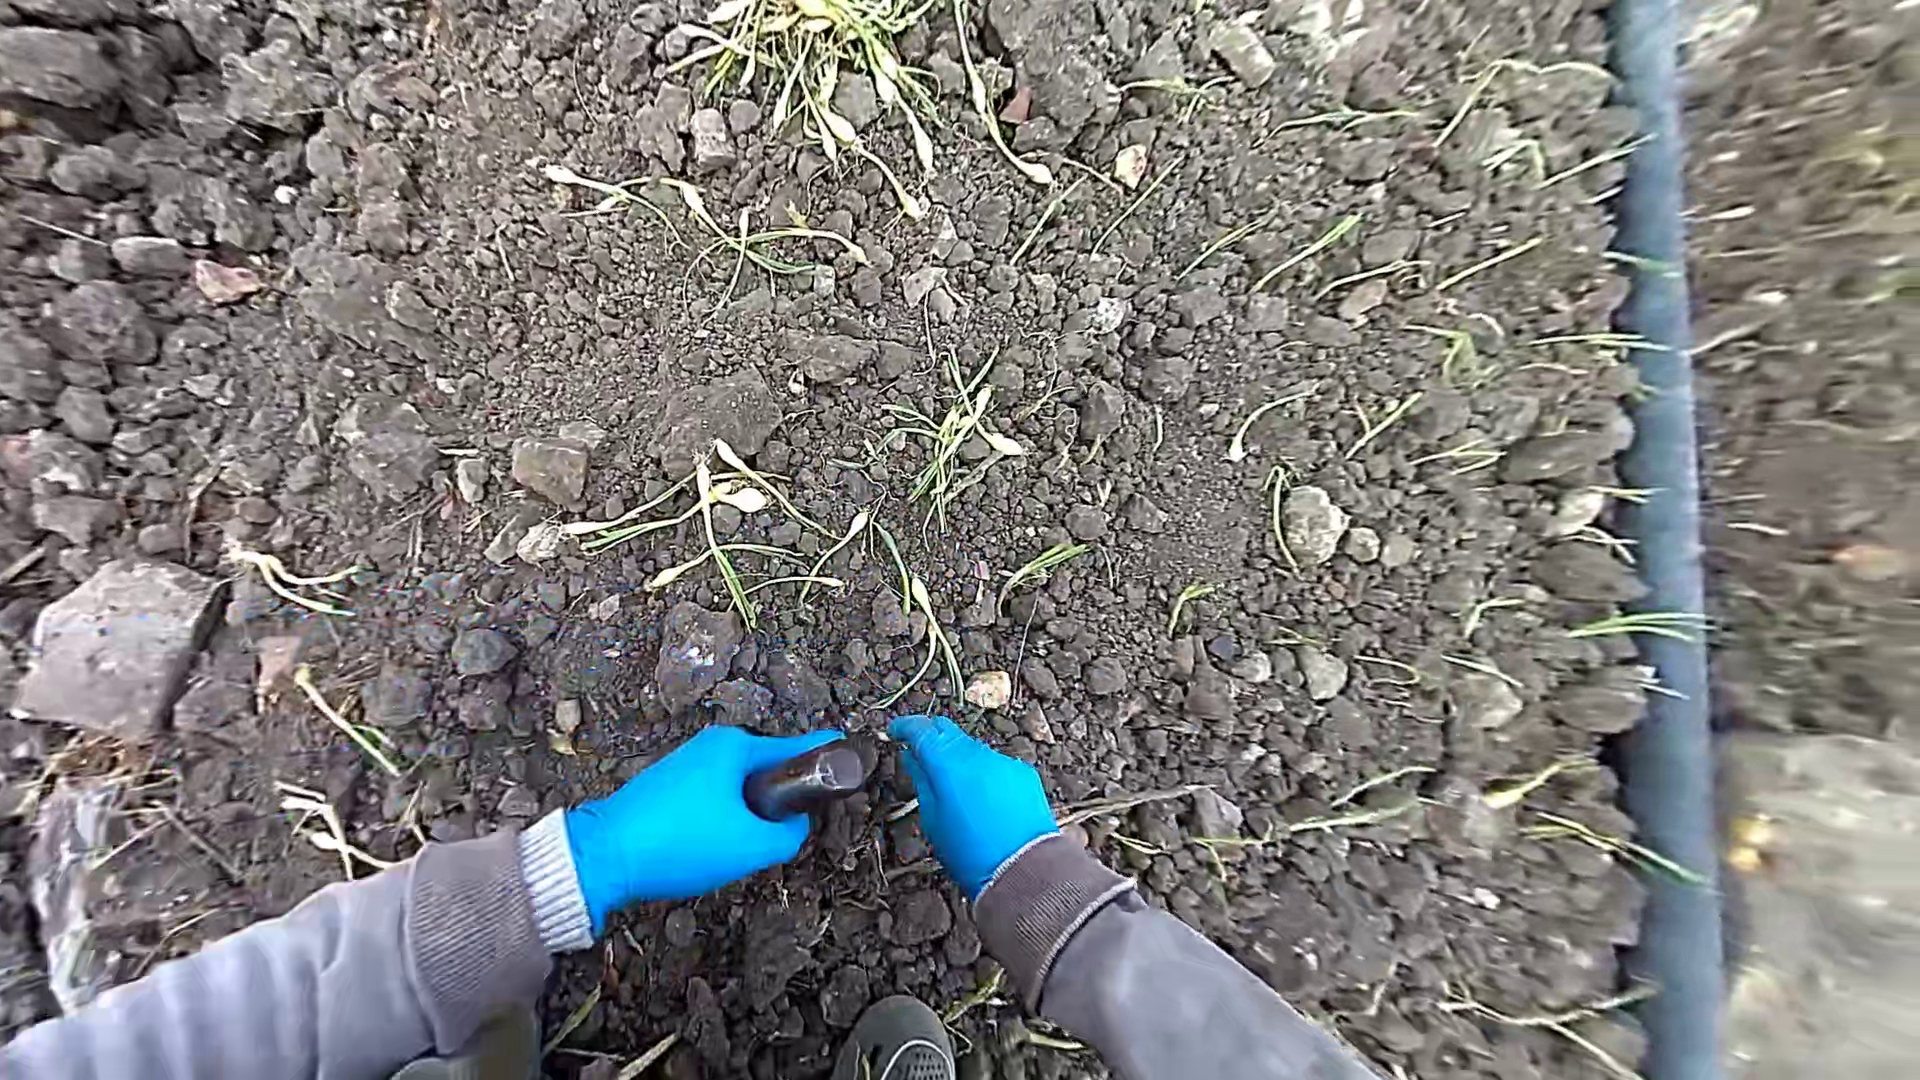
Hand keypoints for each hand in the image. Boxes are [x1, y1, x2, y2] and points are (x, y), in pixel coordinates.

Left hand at [566, 726, 840, 934]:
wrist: (599, 859)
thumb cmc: (681, 843)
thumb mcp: (749, 846)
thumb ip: (789, 835)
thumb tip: (796, 826)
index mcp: (737, 746)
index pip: (797, 747)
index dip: (825, 758)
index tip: (850, 761)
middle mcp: (715, 744)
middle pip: (770, 767)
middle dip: (784, 795)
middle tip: (791, 826)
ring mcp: (690, 761)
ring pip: (743, 783)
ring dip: (754, 808)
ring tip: (751, 841)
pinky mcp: (671, 782)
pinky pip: (718, 791)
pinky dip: (729, 811)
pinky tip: (719, 840)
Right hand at [890, 714, 1056, 897]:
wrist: (1022, 869)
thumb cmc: (971, 853)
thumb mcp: (933, 820)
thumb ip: (921, 780)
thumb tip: (911, 757)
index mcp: (948, 764)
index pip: (921, 730)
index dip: (905, 726)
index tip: (896, 730)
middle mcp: (976, 754)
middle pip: (947, 730)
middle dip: (931, 737)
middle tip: (920, 753)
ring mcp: (1001, 760)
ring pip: (971, 746)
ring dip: (958, 757)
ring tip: (954, 784)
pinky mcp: (1021, 772)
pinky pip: (995, 762)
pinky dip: (983, 771)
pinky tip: (982, 796)